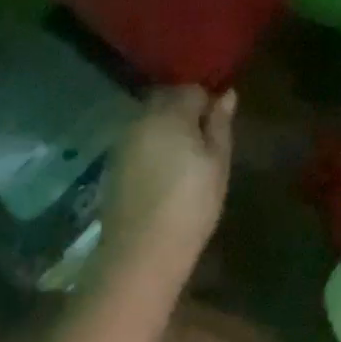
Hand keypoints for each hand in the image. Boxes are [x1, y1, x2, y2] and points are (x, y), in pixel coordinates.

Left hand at [96, 86, 235, 272]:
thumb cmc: (191, 205)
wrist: (143, 251)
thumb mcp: (217, 165)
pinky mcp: (113, 163)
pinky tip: (164, 173)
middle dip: (185, 111)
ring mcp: (123, 141)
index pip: (191, 90)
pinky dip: (152, 147)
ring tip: (186, 159)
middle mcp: (141, 119)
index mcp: (170, 114)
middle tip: (205, 143)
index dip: (208, 103)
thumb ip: (220, 125)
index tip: (220, 128)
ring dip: (168, 129)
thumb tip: (227, 94)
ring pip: (150, 120)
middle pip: (166, 100)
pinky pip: (138, 141)